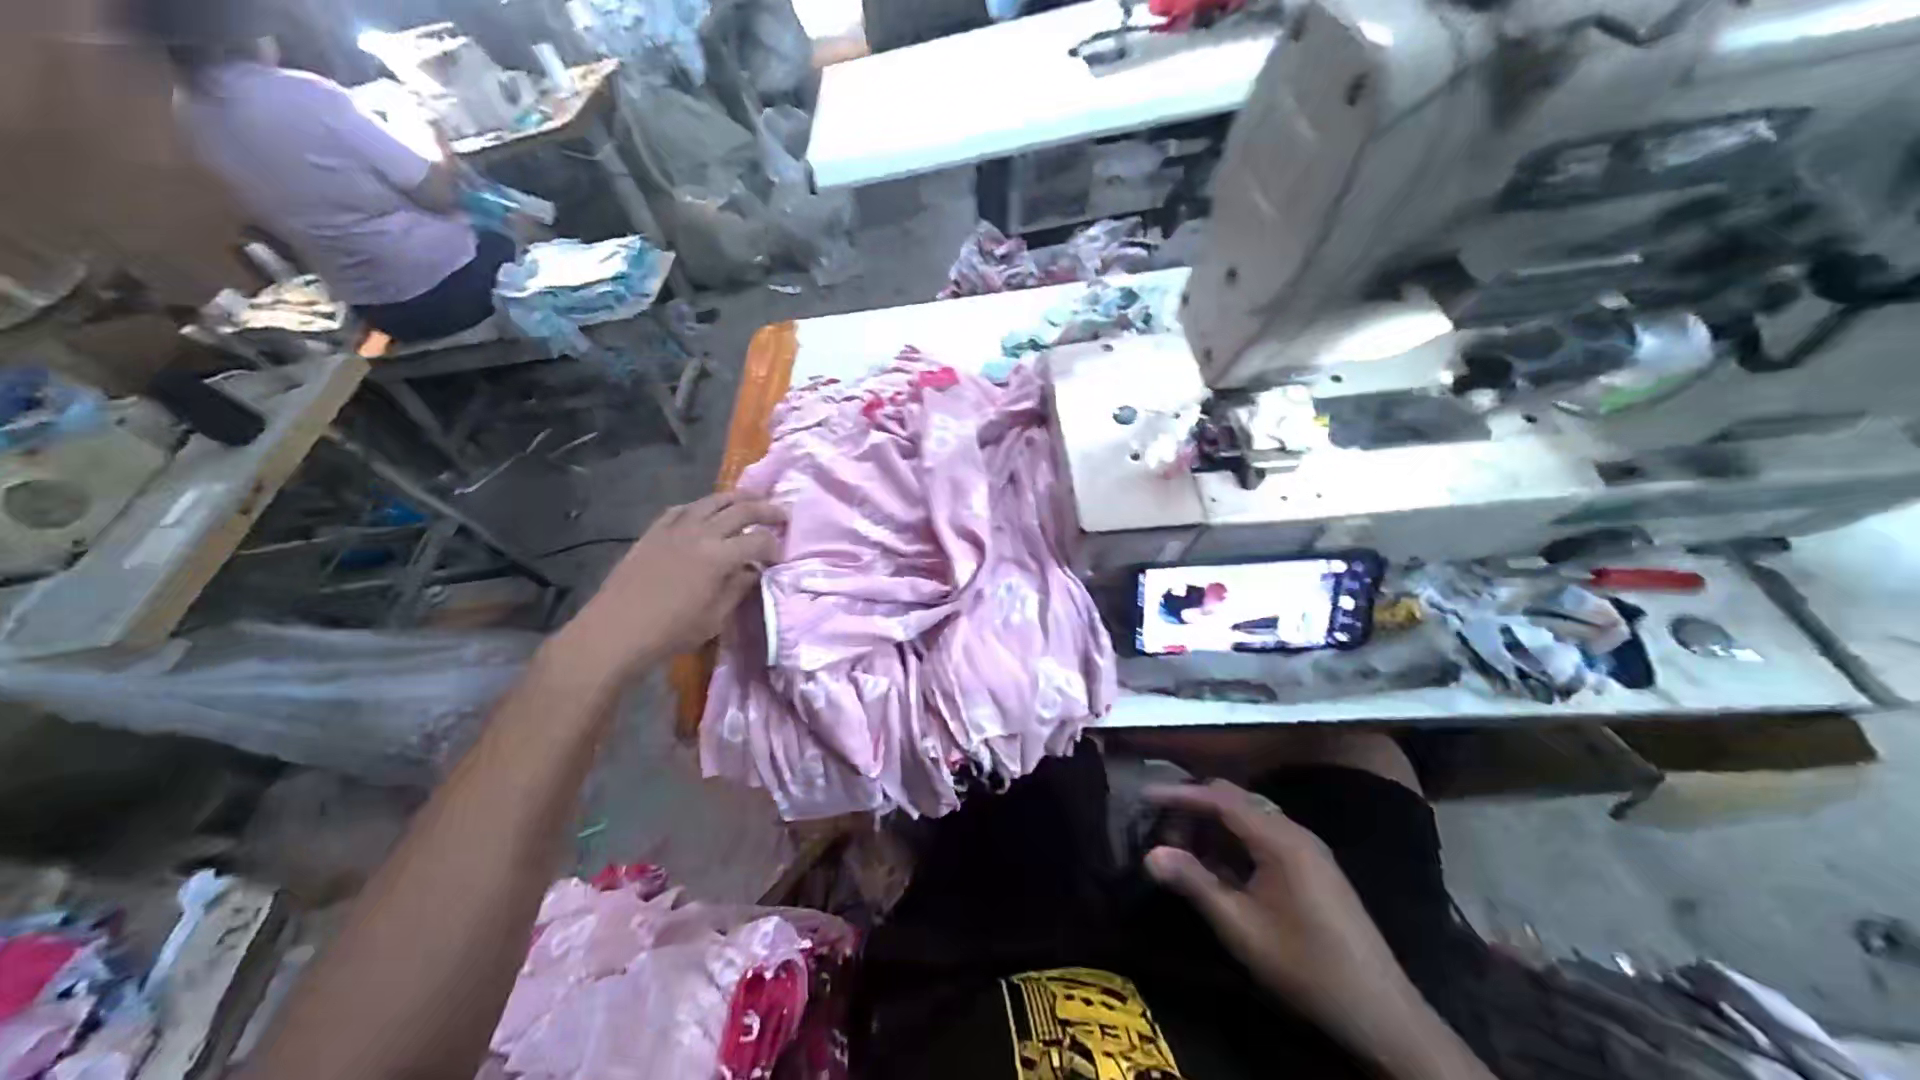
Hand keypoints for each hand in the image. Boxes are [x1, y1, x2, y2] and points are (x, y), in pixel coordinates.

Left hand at [550, 493, 782, 684]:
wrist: (617, 630)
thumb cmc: (671, 631)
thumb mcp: (715, 617)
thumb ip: (738, 589)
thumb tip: (752, 571)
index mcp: (719, 556)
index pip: (758, 540)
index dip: (775, 546)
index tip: (781, 556)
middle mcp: (700, 533)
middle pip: (741, 510)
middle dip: (766, 510)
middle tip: (782, 514)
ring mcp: (674, 528)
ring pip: (711, 501)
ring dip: (735, 498)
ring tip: (750, 499)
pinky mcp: (654, 532)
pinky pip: (681, 509)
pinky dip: (700, 506)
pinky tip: (704, 511)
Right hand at [1144, 781, 1469, 1071]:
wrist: (1379, 1011)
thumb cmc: (1304, 964)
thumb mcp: (1240, 926)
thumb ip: (1195, 884)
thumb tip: (1150, 854)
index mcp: (1280, 839)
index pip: (1221, 798)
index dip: (1180, 794)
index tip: (1145, 796)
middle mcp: (1295, 833)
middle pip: (1237, 801)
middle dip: (1195, 807)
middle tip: (1160, 825)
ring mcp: (1308, 851)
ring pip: (1251, 819)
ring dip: (1214, 825)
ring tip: (1181, 844)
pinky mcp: (1313, 869)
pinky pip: (1265, 837)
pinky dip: (1234, 841)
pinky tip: (1217, 865)